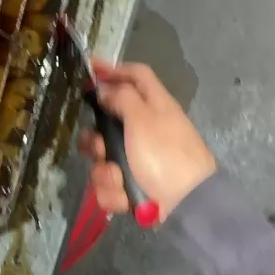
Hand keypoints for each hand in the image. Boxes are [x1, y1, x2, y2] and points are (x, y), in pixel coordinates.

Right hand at [78, 59, 216, 222]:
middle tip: (98, 147)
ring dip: (105, 172)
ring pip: (103, 160)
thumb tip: (105, 89)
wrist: (186, 204)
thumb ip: (121, 98)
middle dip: (96, 138)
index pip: (136, 76)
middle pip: (108, 123)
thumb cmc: (165, 154)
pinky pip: (110, 186)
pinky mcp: (133, 188)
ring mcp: (138, 161)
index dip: (114, 70)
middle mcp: (145, 130)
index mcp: (155, 106)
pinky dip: (114, 193)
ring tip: (118, 179)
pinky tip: (125, 197)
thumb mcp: (143, 119)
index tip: (89, 71)